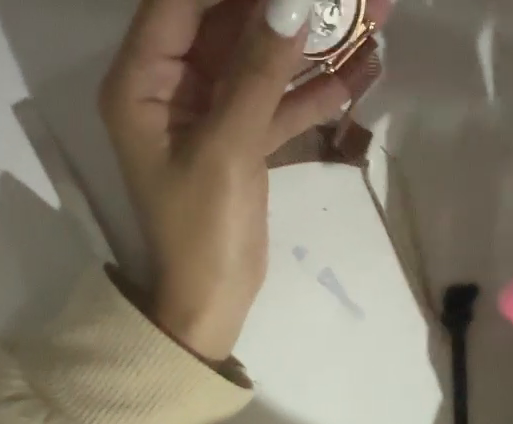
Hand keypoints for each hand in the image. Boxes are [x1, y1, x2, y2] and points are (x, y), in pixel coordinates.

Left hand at [100, 0, 350, 361]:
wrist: (212, 304)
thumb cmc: (203, 232)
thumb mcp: (228, 147)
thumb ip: (260, 70)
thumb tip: (294, 0)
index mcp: (142, 81)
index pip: (181, 0)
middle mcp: (170, 85)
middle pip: (227, 20)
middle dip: (283, 4)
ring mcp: (209, 111)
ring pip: (261, 57)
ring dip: (311, 39)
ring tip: (370, 11)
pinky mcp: (241, 138)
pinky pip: (278, 99)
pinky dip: (315, 89)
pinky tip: (364, 68)